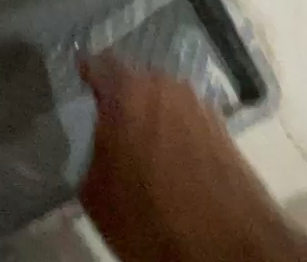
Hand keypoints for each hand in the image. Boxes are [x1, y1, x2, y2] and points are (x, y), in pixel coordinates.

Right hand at [79, 59, 306, 261]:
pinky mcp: (219, 121)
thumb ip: (85, 152)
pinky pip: (183, 113)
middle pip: (130, 77)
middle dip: (117, 97)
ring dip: (148, 111)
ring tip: (139, 145)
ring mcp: (196, 99)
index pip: (96, 63)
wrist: (231, 246)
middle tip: (105, 126)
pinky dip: (173, 127)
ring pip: (160, 95)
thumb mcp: (96, 194)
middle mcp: (163, 82)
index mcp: (127, 90)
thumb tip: (86, 140)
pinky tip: (169, 157)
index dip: (83, 76)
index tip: (76, 92)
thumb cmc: (152, 218)